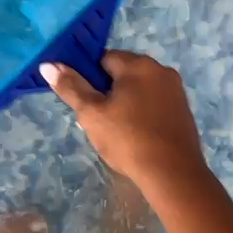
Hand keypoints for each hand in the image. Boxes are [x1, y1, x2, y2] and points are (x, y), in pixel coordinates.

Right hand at [39, 51, 210, 188]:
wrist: (172, 173)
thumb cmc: (128, 139)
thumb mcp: (91, 114)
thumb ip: (70, 87)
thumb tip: (48, 65)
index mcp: (138, 65)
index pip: (103, 58)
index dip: (89, 78)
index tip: (85, 101)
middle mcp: (161, 70)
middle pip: (123, 73)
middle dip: (107, 91)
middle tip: (97, 119)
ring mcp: (176, 90)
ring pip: (139, 89)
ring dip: (125, 102)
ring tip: (115, 130)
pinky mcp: (184, 111)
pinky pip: (154, 103)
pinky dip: (142, 113)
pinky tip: (136, 135)